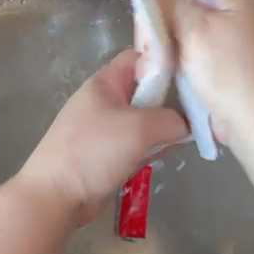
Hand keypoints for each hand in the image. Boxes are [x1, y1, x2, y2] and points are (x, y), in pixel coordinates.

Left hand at [15, 49, 190, 226]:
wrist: (56, 195)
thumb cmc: (94, 152)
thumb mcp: (139, 128)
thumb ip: (171, 120)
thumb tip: (186, 126)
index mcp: (104, 83)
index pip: (139, 58)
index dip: (165, 63)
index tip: (192, 78)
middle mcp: (104, 102)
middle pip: (145, 91)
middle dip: (170, 101)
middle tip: (197, 114)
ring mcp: (104, 130)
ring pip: (143, 122)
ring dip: (163, 130)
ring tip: (187, 137)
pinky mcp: (106, 156)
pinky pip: (136, 145)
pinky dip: (152, 148)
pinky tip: (169, 154)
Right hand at [116, 0, 253, 156]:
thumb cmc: (231, 71)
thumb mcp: (196, 30)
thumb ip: (170, 1)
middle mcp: (232, 6)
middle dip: (154, 12)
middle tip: (142, 39)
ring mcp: (228, 35)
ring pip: (181, 24)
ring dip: (160, 38)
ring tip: (150, 59)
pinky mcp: (222, 61)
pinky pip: (189, 48)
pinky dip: (172, 55)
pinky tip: (161, 69)